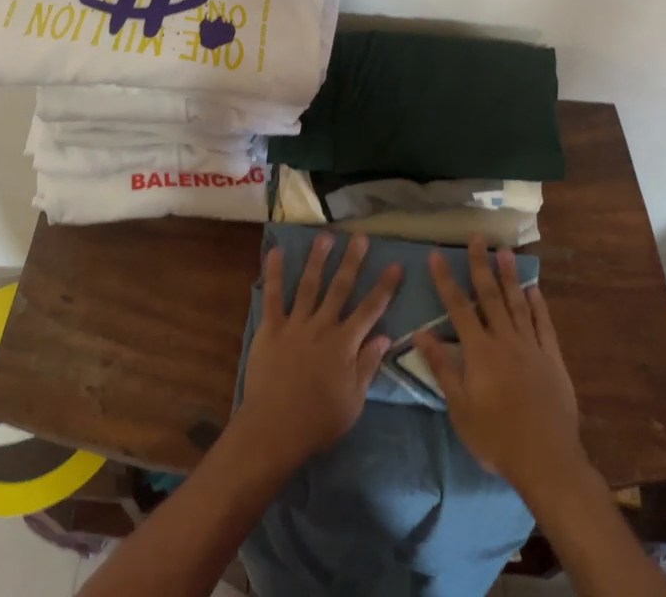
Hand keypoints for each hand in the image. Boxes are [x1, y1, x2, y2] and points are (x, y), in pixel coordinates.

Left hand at [236, 231, 401, 464]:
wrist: (275, 427)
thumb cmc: (319, 420)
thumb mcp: (354, 399)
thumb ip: (367, 364)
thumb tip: (384, 335)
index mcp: (345, 344)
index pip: (371, 309)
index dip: (384, 287)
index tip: (395, 265)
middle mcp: (322, 327)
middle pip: (340, 288)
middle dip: (352, 262)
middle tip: (360, 237)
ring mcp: (294, 325)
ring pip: (308, 286)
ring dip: (317, 260)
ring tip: (324, 237)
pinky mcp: (270, 329)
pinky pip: (272, 296)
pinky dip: (273, 273)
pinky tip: (274, 252)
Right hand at [416, 237, 581, 486]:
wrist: (546, 459)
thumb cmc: (495, 436)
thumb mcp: (459, 407)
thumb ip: (442, 367)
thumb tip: (420, 334)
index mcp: (479, 352)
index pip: (458, 307)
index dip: (446, 280)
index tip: (437, 254)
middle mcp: (506, 341)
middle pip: (491, 296)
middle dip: (480, 265)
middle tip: (477, 237)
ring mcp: (532, 348)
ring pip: (519, 304)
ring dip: (510, 276)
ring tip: (504, 251)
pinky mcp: (553, 360)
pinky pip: (544, 325)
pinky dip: (538, 305)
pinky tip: (534, 290)